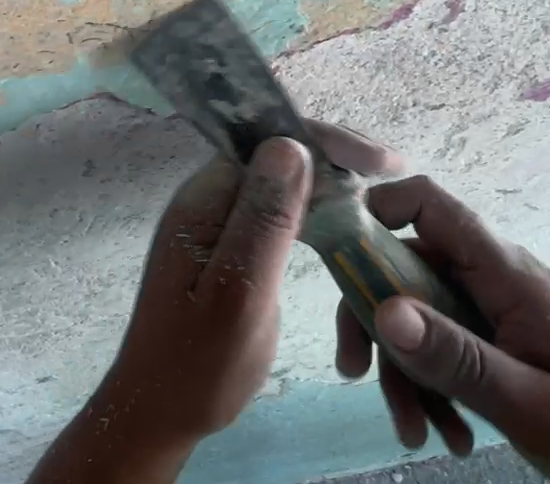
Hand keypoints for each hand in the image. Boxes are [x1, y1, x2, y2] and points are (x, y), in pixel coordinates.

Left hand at [29, 122, 400, 483]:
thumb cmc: (198, 362)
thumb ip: (263, 218)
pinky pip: (273, 208)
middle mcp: (207, 198)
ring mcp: (216, 221)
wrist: (159, 409)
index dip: (325, 141)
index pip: (265, 141)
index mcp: (204, 200)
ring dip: (324, 178)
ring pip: (275, 178)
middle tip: (389, 172)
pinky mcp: (228, 244)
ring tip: (376, 190)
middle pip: (272, 153)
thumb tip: (291, 143)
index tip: (382, 163)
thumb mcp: (239, 292)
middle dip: (331, 153)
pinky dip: (311, 207)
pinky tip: (341, 219)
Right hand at [335, 176, 549, 483]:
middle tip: (356, 372)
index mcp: (506, 273)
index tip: (336, 254)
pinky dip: (432, 384)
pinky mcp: (500, 341)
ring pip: (418, 312)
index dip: (375, 207)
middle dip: (376, 320)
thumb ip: (459, 358)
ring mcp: (496, 310)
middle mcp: (494, 279)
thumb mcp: (537, 409)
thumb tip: (382, 309)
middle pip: (405, 266)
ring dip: (405, 368)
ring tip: (416, 432)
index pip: (427, 202)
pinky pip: (443, 344)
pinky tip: (445, 433)